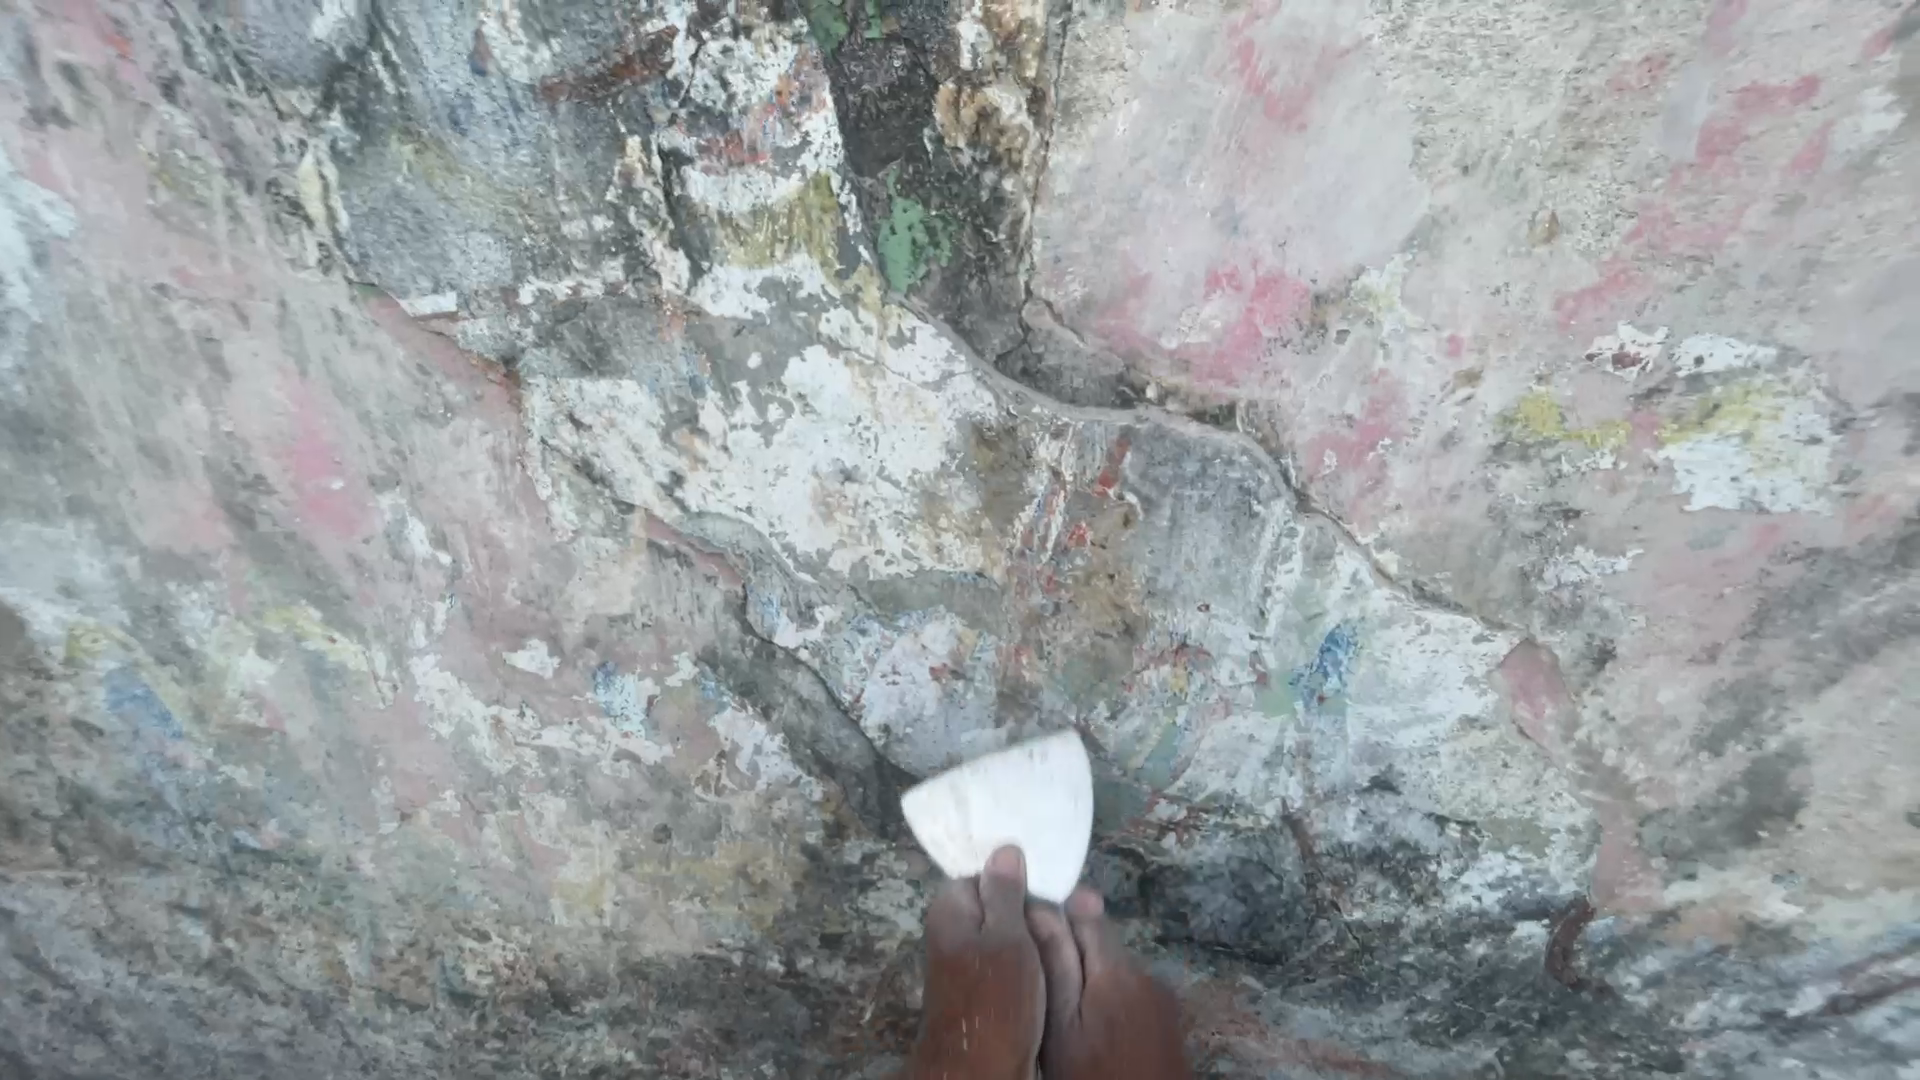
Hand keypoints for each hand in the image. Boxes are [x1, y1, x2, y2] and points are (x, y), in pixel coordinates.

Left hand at [909, 846, 1045, 1079]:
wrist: (980, 1072)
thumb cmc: (995, 999)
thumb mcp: (1007, 937)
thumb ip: (1006, 893)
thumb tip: (1005, 848)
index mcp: (950, 908)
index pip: (984, 874)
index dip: (1015, 878)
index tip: (1045, 883)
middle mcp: (952, 930)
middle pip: (997, 903)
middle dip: (1027, 908)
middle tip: (1059, 912)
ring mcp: (966, 961)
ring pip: (1006, 933)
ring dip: (1031, 937)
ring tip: (1060, 937)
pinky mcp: (982, 988)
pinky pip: (1008, 960)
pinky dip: (1028, 961)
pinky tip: (1050, 965)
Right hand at [1026, 887, 1190, 1079]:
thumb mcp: (1060, 1027)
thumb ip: (1056, 962)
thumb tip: (1043, 904)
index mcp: (1117, 967)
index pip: (1084, 911)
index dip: (1055, 916)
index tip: (1028, 935)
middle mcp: (1146, 971)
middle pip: (1101, 940)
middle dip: (1073, 951)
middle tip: (1044, 984)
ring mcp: (1162, 998)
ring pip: (1114, 968)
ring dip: (1091, 978)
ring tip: (1065, 1010)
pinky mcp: (1169, 1022)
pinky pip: (1131, 994)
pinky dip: (1110, 1002)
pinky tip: (1095, 1031)